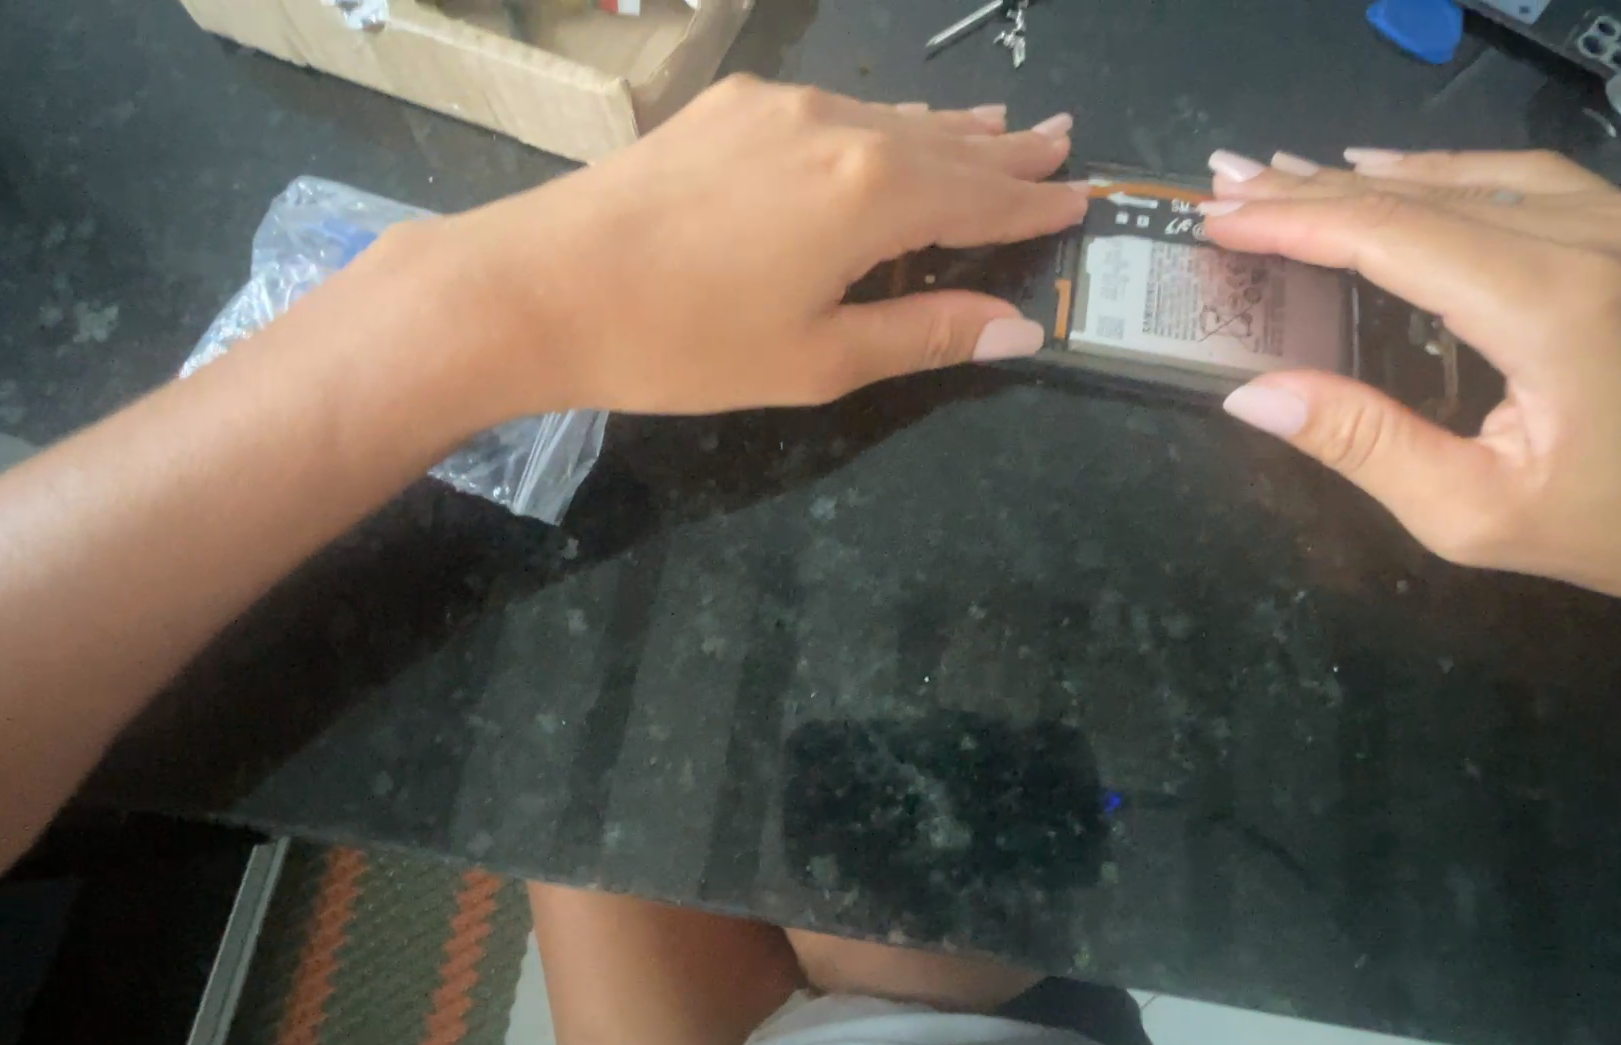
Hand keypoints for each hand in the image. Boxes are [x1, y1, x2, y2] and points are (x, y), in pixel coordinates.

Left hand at [412, 75, 1084, 416]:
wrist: (542, 289)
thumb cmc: (687, 345)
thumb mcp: (819, 360)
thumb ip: (923, 335)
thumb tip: (1017, 331)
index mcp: (872, 195)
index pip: (980, 201)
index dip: (1033, 206)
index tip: (1078, 199)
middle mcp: (838, 129)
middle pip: (945, 145)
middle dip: (1006, 152)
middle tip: (1060, 144)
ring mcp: (777, 108)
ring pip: (889, 119)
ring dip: (948, 130)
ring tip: (999, 126)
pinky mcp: (728, 109)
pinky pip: (834, 113)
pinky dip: (880, 125)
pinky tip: (888, 131)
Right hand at [1198, 148, 1620, 621]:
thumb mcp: (1471, 512)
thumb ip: (1359, 443)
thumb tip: (1250, 394)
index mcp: (1556, 305)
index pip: (1390, 237)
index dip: (1292, 223)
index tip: (1218, 218)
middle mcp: (1611, 236)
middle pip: (1425, 196)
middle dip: (1309, 189)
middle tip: (1226, 177)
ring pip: (1477, 177)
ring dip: (1367, 177)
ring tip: (1287, 172)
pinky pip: (1534, 182)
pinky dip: (1446, 176)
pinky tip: (1399, 172)